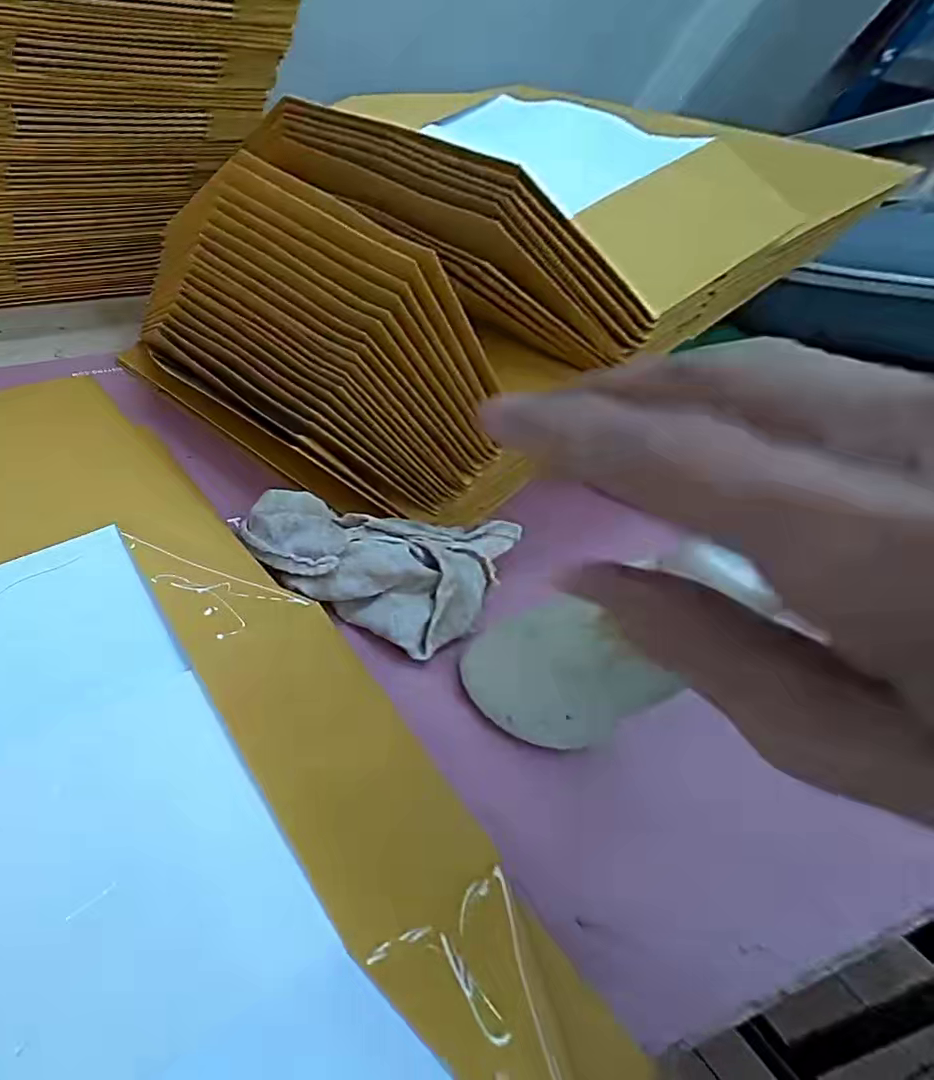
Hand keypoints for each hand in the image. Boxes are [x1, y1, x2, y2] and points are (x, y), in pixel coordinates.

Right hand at [483, 339, 933, 826]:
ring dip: (684, 390)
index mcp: (882, 548)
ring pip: (806, 372)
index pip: (677, 457)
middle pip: (747, 382)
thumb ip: (706, 653)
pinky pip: (854, 393)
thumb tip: (589, 581)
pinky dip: (757, 402)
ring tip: (613, 420)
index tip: (492, 415)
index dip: (570, 429)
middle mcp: (931, 464)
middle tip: (545, 414)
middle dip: (623, 389)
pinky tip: (717, 436)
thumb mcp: (857, 749)